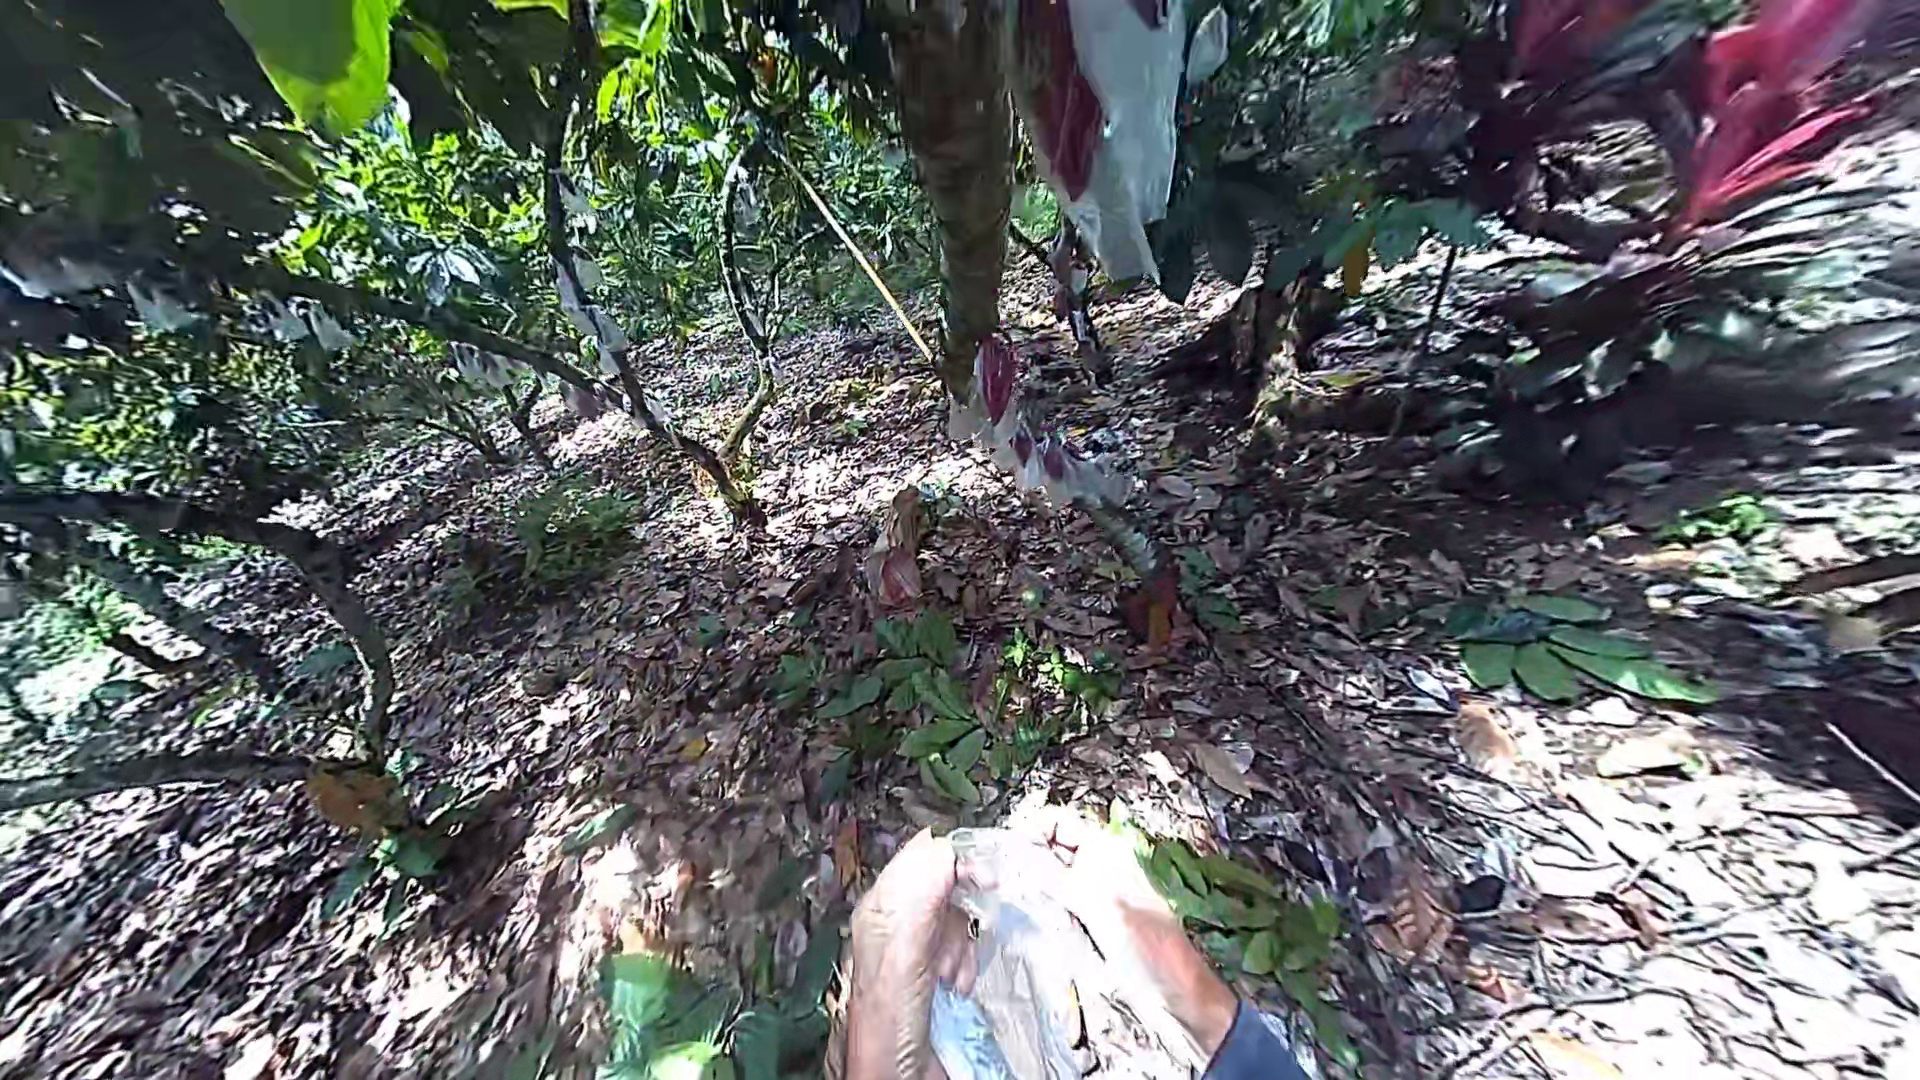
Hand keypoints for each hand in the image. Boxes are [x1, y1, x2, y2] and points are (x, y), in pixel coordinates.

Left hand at [846, 829, 974, 1079]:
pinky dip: (967, 958)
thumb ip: (922, 900)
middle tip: (979, 912)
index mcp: (880, 906)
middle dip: (960, 902)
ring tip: (953, 969)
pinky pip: (960, 941)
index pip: (920, 856)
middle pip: (941, 881)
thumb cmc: (891, 1023)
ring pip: (955, 912)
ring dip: (963, 938)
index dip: (952, 856)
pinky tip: (958, 982)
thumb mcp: (905, 953)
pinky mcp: (934, 965)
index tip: (983, 873)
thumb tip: (945, 849)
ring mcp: (917, 942)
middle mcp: (897, 918)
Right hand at [1001, 809, 1238, 1056]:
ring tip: (1007, 891)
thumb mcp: (1096, 902)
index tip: (1005, 848)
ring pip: (1051, 874)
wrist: (1176, 993)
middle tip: (1000, 871)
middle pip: (1052, 846)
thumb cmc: (1143, 943)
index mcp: (1104, 847)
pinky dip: (1041, 902)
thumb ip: (1055, 875)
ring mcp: (1093, 890)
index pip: (1058, 821)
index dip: (1032, 828)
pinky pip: (1057, 900)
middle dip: (1027, 854)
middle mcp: (1097, 862)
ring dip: (1031, 880)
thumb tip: (1015, 852)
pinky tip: (1026, 912)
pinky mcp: (1089, 918)